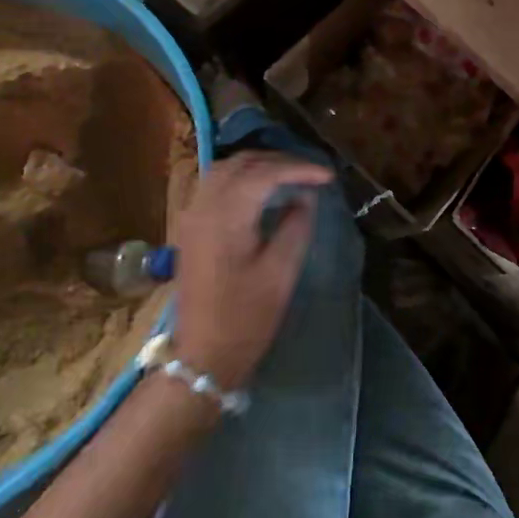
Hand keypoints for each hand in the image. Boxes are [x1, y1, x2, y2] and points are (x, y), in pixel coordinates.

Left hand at [171, 152, 333, 389]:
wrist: (204, 354)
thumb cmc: (246, 319)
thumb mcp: (280, 274)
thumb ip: (295, 227)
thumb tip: (304, 198)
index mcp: (225, 217)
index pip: (263, 174)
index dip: (298, 169)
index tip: (328, 176)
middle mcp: (203, 208)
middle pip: (240, 164)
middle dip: (278, 162)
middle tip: (312, 172)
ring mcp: (192, 217)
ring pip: (224, 170)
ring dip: (258, 166)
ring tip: (291, 176)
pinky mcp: (190, 229)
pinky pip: (214, 186)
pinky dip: (241, 177)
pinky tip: (261, 190)